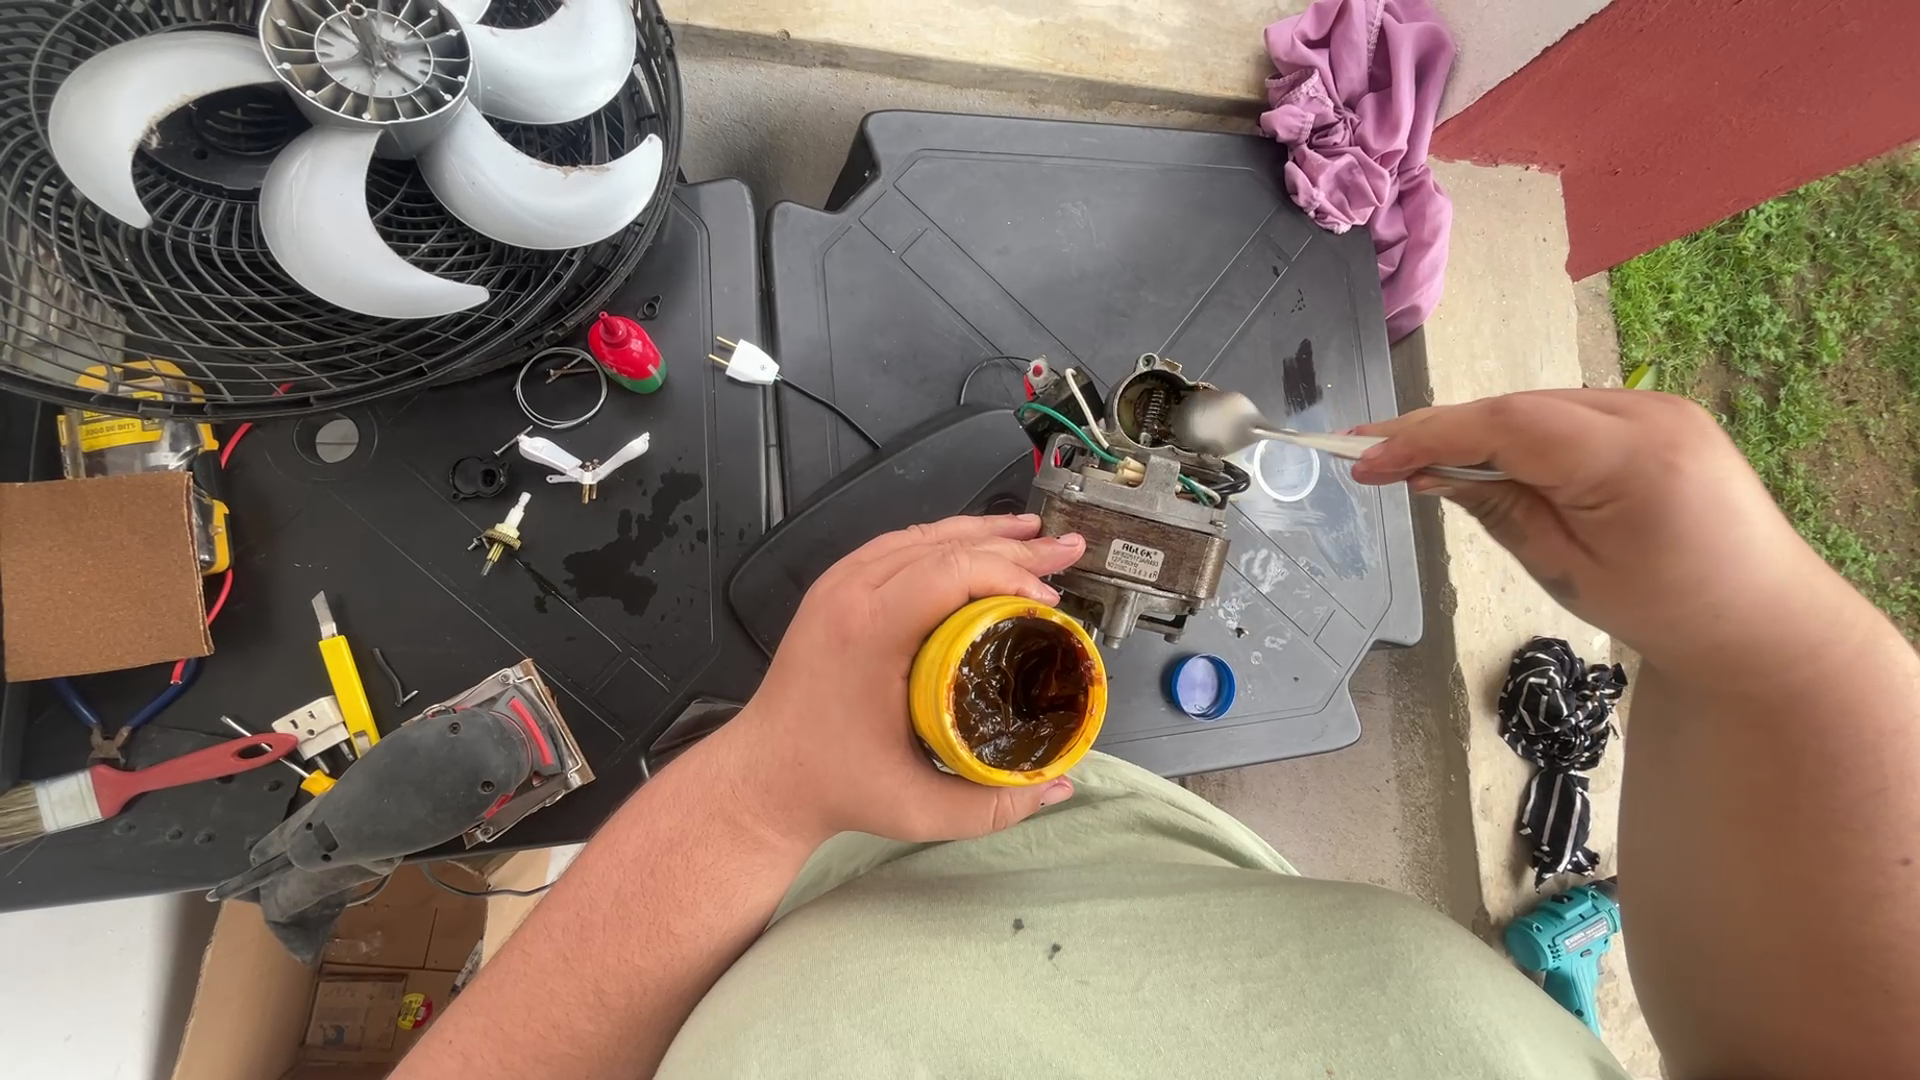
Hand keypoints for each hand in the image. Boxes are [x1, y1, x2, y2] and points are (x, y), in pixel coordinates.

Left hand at [708, 514, 1087, 847]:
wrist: (761, 776)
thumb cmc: (834, 787)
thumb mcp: (918, 809)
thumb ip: (994, 806)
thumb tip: (1060, 785)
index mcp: (869, 631)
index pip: (951, 572)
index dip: (1010, 575)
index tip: (1048, 603)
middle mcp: (851, 592)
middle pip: (944, 545)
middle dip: (1013, 546)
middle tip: (1067, 549)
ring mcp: (838, 583)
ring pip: (922, 535)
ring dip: (982, 533)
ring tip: (1033, 536)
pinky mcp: (835, 587)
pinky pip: (899, 545)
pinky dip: (945, 540)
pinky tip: (976, 542)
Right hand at [1348, 389, 1841, 671]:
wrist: (1762, 617)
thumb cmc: (1660, 606)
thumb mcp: (1563, 567)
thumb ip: (1494, 507)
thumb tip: (1425, 473)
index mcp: (1634, 457)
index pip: (1505, 425)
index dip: (1425, 436)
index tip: (1362, 461)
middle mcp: (1645, 412)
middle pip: (1511, 409)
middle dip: (1432, 430)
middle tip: (1364, 452)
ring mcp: (1649, 407)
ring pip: (1526, 408)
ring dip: (1461, 431)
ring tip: (1402, 458)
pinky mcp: (1645, 416)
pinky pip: (1551, 416)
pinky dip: (1500, 434)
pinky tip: (1466, 455)